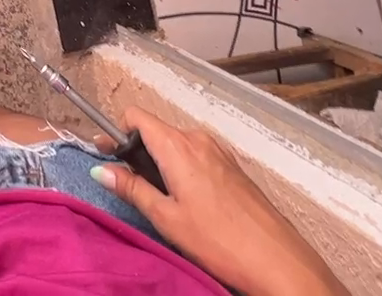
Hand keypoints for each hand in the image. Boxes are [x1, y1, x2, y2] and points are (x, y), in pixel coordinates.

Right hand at [91, 106, 347, 295]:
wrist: (282, 264)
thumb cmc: (218, 240)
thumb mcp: (166, 217)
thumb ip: (131, 188)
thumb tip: (100, 169)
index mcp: (176, 144)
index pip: (135, 116)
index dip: (116, 132)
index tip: (109, 156)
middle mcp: (197, 138)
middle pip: (155, 130)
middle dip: (138, 151)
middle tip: (130, 184)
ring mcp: (218, 151)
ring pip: (176, 144)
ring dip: (161, 162)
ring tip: (163, 198)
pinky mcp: (233, 167)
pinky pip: (196, 156)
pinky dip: (183, 168)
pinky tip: (191, 202)